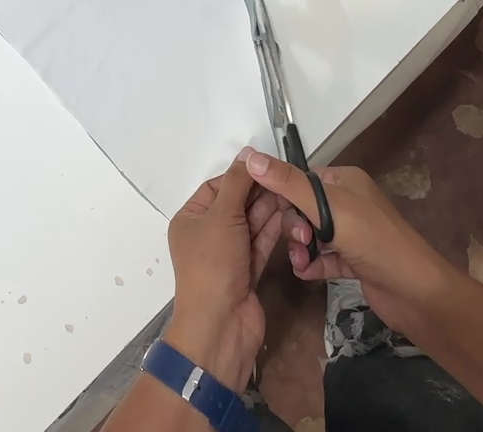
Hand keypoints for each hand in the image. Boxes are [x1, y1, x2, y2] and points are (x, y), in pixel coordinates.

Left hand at [162, 147, 286, 387]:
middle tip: (285, 177)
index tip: (266, 165)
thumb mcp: (222, 216)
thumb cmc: (213, 265)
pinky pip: (260, 244)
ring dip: (269, 209)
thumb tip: (247, 154)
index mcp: (190, 219)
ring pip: (250, 224)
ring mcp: (228, 255)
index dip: (239, 176)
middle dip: (258, 192)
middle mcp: (207, 235)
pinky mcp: (247, 271)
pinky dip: (272, 230)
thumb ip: (237, 183)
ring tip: (291, 192)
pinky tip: (288, 213)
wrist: (221, 327)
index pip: (216, 187)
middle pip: (235, 204)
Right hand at [242, 150, 454, 339]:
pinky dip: (313, 263)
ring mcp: (352, 233)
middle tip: (300, 240)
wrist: (414, 292)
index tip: (266, 212)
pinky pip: (324, 257)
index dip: (281, 194)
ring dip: (301, 248)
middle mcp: (348, 203)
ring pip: (312, 235)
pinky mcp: (354, 260)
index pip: (301, 179)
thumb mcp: (328, 208)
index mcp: (344, 181)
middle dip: (294, 226)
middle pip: (303, 208)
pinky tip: (306, 273)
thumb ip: (289, 184)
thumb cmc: (373, 239)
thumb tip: (251, 157)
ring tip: (303, 262)